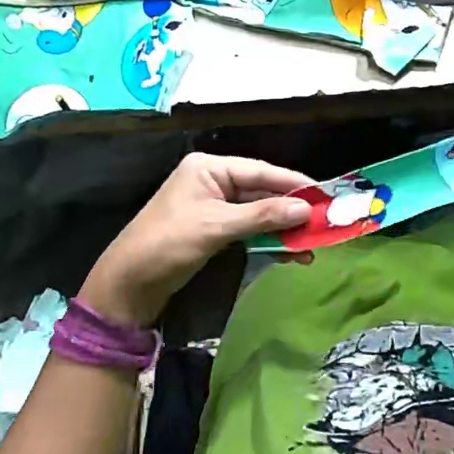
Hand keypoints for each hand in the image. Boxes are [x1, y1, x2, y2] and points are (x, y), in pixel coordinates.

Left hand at [77, 153, 314, 328]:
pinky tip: (290, 253)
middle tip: (323, 224)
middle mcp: (213, 181)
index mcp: (208, 168)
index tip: (325, 196)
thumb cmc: (168, 244)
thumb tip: (306, 210)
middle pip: (262, 191)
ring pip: (258, 213)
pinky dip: (268, 240)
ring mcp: (213, 206)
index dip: (294, 184)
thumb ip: (263, 216)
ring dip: (283, 229)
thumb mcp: (217, 227)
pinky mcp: (213, 229)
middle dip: (291, 210)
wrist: (128, 284)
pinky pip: (249, 229)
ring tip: (311, 245)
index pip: (261, 171)